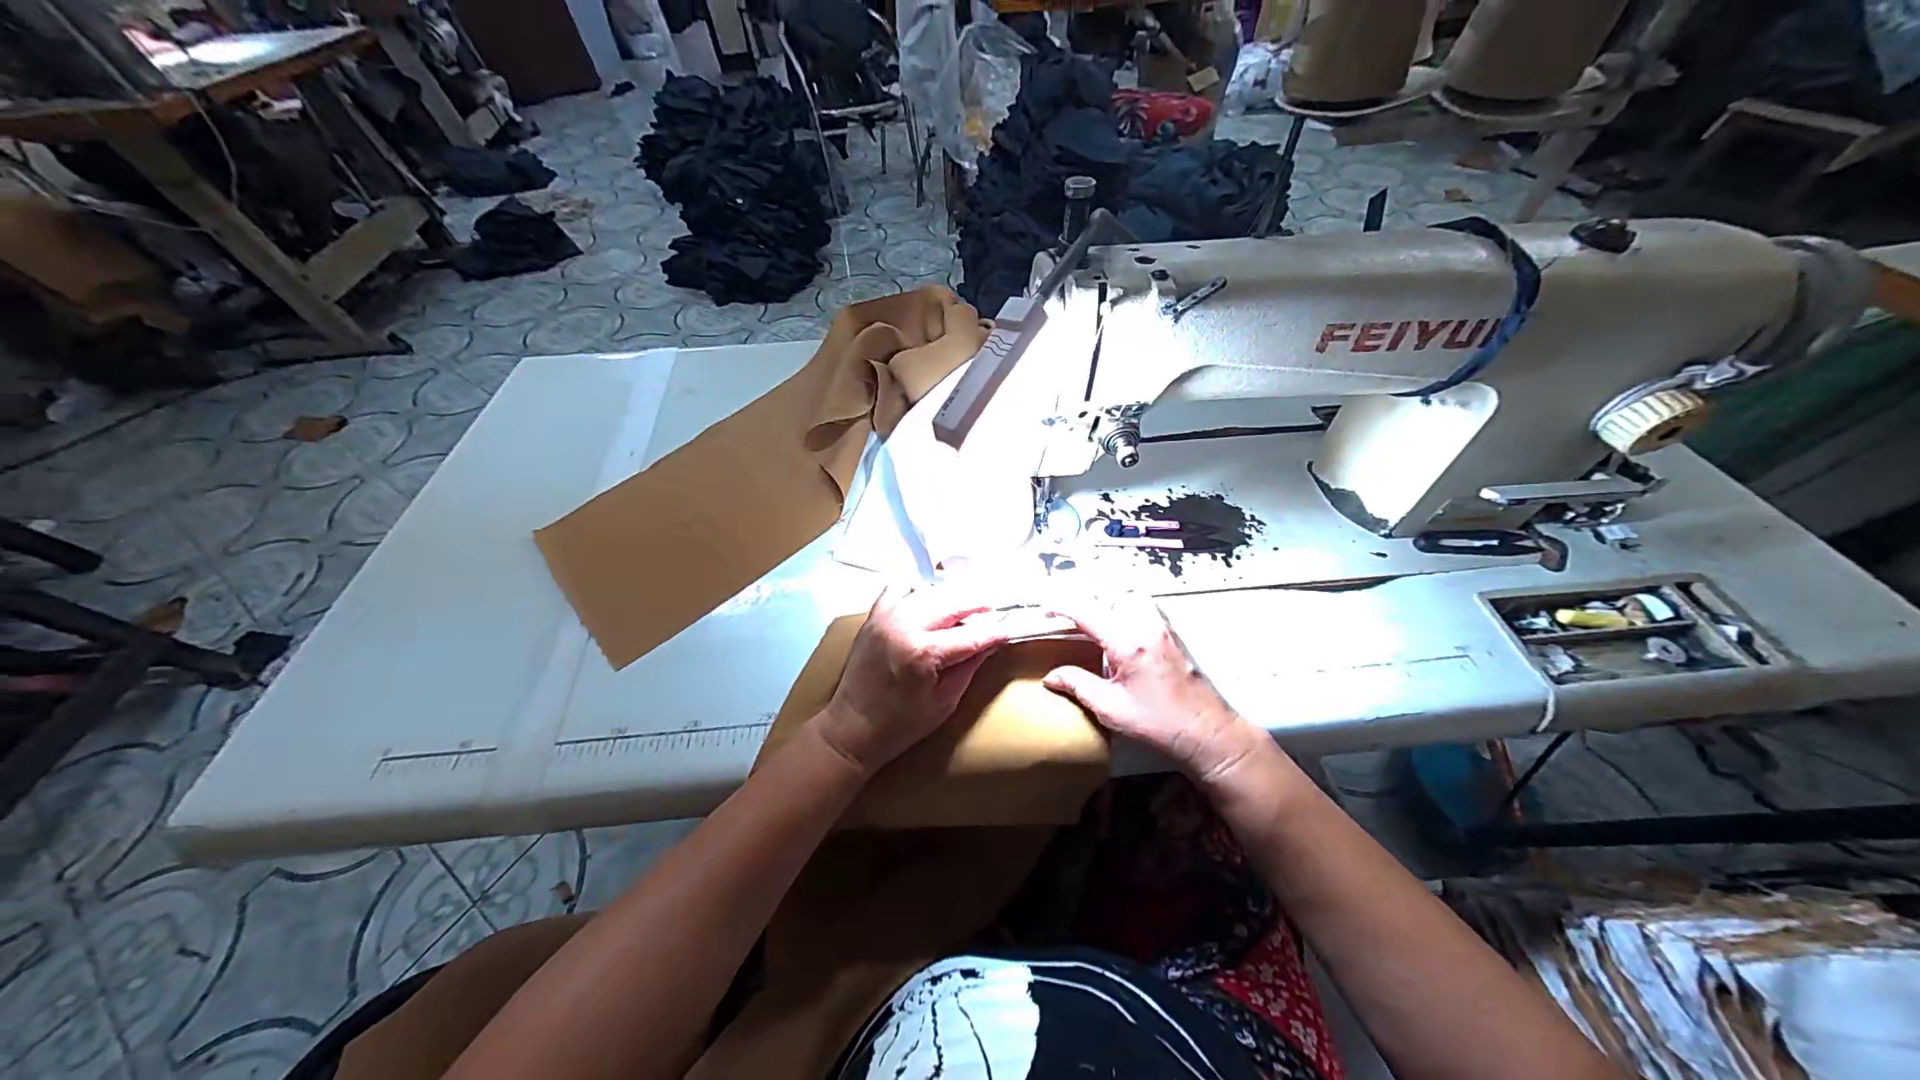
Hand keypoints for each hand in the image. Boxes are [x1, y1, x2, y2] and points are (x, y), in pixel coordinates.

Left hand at [812, 583, 1011, 776]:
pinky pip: (899, 589)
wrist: (852, 728)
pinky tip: (929, 602)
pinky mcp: (874, 617)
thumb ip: (969, 667)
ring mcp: (886, 617)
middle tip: (992, 612)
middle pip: (952, 602)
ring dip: (950, 598)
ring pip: (928, 591)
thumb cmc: (900, 725)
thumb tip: (990, 643)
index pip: (971, 635)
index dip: (994, 632)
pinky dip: (917, 591)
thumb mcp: (945, 702)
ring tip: (965, 609)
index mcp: (923, 652)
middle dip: (976, 605)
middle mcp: (904, 626)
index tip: (1009, 629)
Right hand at [1042, 594, 1263, 783]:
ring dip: (1105, 599)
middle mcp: (1146, 626)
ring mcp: (1162, 627)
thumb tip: (1052, 676)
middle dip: (1081, 597)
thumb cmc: (1160, 725)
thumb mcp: (1110, 709)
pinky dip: (1124, 606)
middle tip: (1063, 613)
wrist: (1208, 732)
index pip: (1086, 610)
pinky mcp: (1172, 633)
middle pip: (1108, 593)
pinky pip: (1143, 606)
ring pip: (1128, 595)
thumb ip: (1078, 685)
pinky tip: (1116, 627)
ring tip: (1088, 618)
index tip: (1044, 609)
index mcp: (1127, 642)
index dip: (1060, 605)